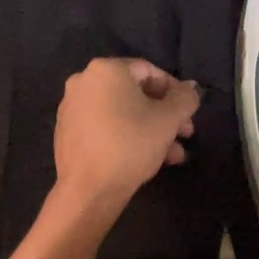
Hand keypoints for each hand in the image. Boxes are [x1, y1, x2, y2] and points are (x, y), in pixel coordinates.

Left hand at [48, 58, 200, 226]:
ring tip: (173, 155)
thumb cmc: (131, 144)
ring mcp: (72, 107)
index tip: (188, 112)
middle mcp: (84, 81)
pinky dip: (127, 136)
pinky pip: (105, 126)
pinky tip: (148, 159)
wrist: (88, 189)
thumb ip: (185, 98)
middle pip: (135, 93)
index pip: (149, 70)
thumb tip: (191, 88)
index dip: (174, 90)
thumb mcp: (168, 120)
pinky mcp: (67, 131)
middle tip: (185, 134)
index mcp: (105, 69)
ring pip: (122, 113)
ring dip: (151, 129)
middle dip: (164, 115)